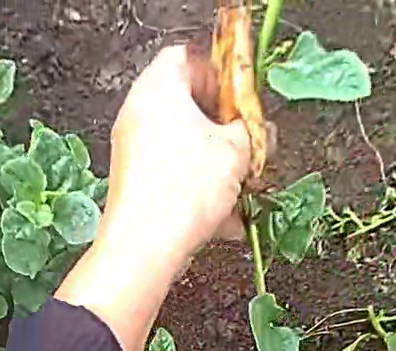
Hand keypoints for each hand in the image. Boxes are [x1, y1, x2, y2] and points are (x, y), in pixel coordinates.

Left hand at [102, 45, 253, 265]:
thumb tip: (260, 133)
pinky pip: (177, 182)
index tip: (244, 107)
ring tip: (240, 198)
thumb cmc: (183, 192)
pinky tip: (225, 222)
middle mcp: (140, 114)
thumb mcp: (236, 154)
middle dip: (226, 138)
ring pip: (188, 153)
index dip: (223, 81)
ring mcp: (135, 152)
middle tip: (247, 156)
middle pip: (192, 112)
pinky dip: (202, 197)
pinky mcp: (138, 187)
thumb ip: (253, 135)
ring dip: (219, 174)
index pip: (191, 60)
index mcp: (159, 87)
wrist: (146, 246)